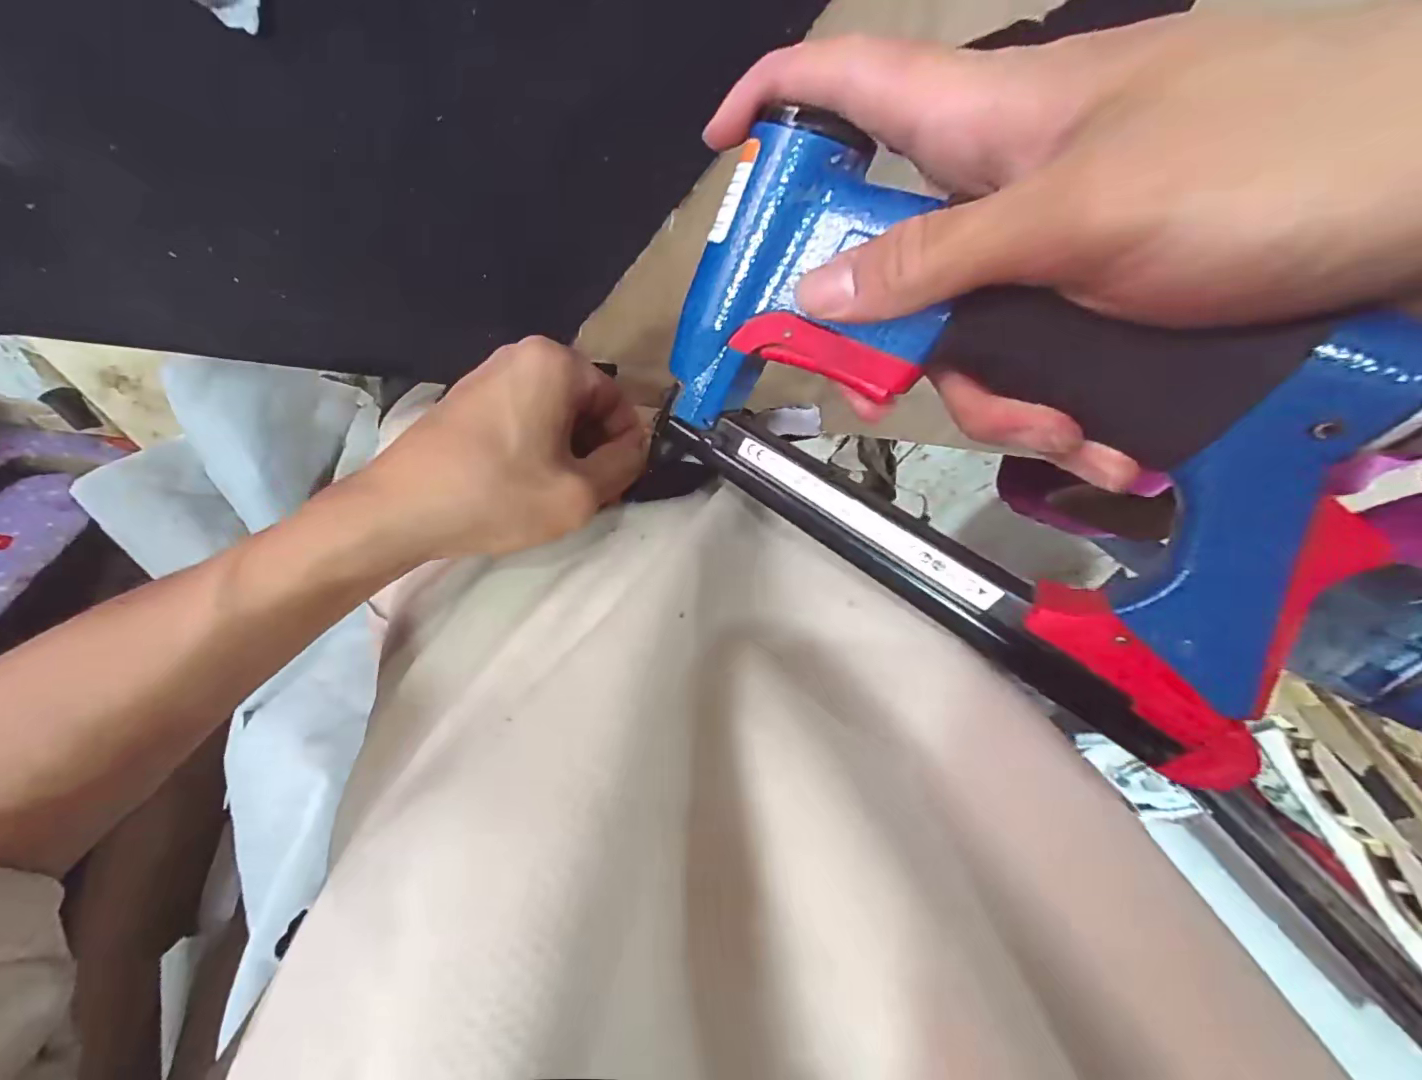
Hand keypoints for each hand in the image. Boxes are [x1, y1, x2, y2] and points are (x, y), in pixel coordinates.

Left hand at [353, 336, 647, 558]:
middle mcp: (519, 355)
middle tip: (581, 496)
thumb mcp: (578, 494)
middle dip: (590, 450)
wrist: (400, 508)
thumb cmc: (495, 496)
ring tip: (545, 496)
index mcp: (553, 360)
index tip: (612, 488)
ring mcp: (484, 375)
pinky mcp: (461, 401)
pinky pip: (516, 420)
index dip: (624, 449)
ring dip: (560, 453)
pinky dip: (528, 450)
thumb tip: (633, 449)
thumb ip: (624, 466)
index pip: (617, 402)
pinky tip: (513, 486)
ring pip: (548, 415)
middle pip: (581, 405)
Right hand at [705, 7, 1421, 487]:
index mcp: (980, 121)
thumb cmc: (1284, 159)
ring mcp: (1034, 244)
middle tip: (859, 384)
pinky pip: (1016, 357)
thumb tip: (811, 296)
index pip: (845, 80)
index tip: (720, 152)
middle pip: (870, 251)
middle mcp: (990, 182)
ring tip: (1054, 433)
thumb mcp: (1079, 214)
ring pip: (943, 325)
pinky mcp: (1081, 295)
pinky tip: (1098, 440)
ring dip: (983, 395)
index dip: (770, 103)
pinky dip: (1044, 408)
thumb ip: (932, 256)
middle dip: (867, 329)